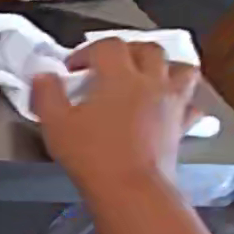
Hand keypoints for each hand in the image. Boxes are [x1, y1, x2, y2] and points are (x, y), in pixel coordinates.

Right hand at [32, 39, 201, 198]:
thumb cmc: (90, 154)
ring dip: (162, 65)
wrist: (130, 187)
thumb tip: (44, 74)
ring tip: (144, 75)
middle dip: (125, 50)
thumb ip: (47, 94)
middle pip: (147, 49)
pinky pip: (190, 103)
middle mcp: (152, 82)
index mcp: (120, 78)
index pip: (108, 46)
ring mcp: (173, 103)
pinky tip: (166, 106)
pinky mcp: (182, 125)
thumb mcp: (55, 123)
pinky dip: (179, 98)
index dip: (86, 51)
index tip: (70, 68)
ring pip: (181, 68)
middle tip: (105, 64)